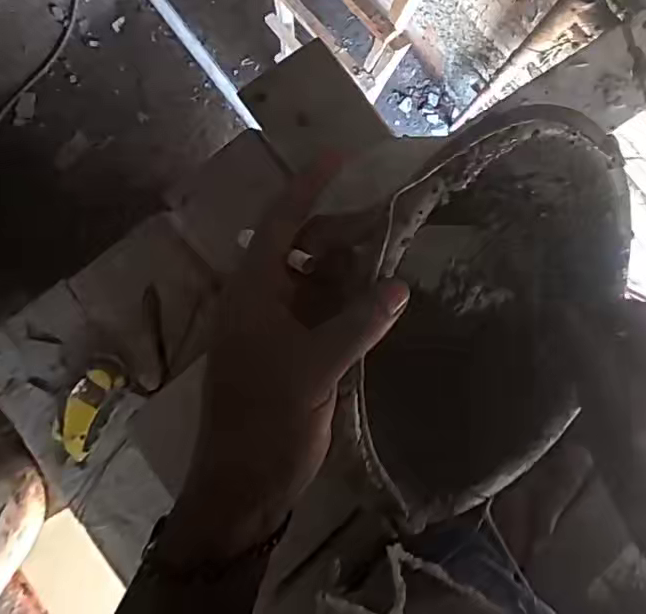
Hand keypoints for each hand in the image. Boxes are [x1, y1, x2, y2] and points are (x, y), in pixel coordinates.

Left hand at [154, 155, 409, 563]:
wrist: (245, 489)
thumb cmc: (265, 421)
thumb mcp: (313, 371)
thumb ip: (358, 324)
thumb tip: (400, 286)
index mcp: (253, 292)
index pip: (280, 224)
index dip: (307, 188)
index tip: (337, 157)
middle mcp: (266, 298)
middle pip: (306, 245)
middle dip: (343, 228)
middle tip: (387, 215)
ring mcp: (284, 323)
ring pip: (321, 276)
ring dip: (354, 261)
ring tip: (393, 246)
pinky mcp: (302, 347)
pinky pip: (332, 305)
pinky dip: (357, 294)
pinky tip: (385, 291)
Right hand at [569, 300, 645, 608]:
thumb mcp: (614, 469)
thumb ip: (596, 411)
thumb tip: (579, 366)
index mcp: (639, 409)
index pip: (595, 344)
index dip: (573, 323)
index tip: (561, 313)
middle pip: (640, 318)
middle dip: (613, 311)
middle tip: (600, 315)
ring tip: (641, 330)